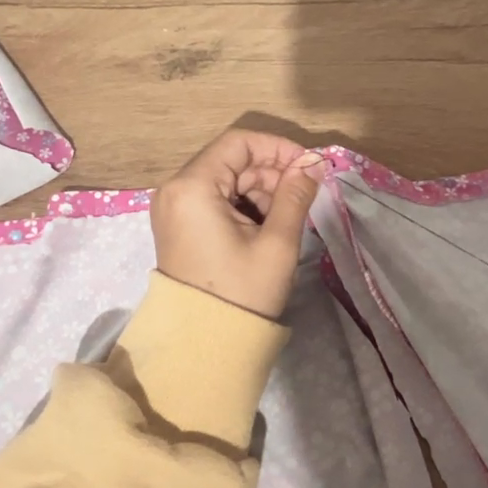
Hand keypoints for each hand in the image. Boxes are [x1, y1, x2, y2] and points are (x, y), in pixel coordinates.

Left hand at [150, 129, 328, 318]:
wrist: (203, 344)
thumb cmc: (241, 292)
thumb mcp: (276, 243)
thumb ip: (296, 195)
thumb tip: (313, 164)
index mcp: (192, 187)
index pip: (239, 143)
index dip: (278, 147)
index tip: (308, 165)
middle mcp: (175, 190)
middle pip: (231, 159)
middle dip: (271, 171)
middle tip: (305, 192)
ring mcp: (174, 208)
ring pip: (225, 179)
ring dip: (260, 188)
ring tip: (289, 214)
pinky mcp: (179, 225)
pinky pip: (215, 199)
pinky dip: (244, 204)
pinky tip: (268, 224)